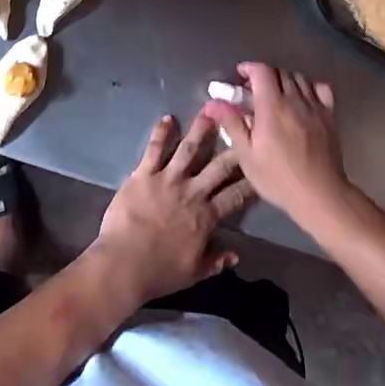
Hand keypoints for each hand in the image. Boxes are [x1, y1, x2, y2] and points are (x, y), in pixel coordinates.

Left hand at [84, 112, 254, 307]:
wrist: (123, 265)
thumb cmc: (159, 272)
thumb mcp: (194, 272)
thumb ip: (216, 261)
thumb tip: (235, 255)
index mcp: (206, 216)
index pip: (236, 195)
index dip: (250, 183)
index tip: (260, 170)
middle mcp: (192, 192)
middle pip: (219, 166)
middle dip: (233, 148)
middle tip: (244, 130)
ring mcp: (167, 180)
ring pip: (188, 149)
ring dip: (200, 130)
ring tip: (209, 113)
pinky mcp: (143, 175)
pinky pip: (154, 150)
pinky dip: (160, 133)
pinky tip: (167, 119)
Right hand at [203, 63, 350, 219]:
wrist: (319, 194)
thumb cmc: (278, 178)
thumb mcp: (247, 155)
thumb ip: (232, 124)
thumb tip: (212, 103)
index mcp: (272, 107)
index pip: (262, 71)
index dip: (249, 68)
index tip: (240, 76)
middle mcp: (295, 100)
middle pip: (280, 72)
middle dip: (265, 76)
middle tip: (254, 92)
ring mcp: (315, 107)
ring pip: (300, 79)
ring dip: (285, 81)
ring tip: (276, 97)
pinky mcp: (330, 116)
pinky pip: (321, 89)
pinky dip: (309, 87)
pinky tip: (303, 100)